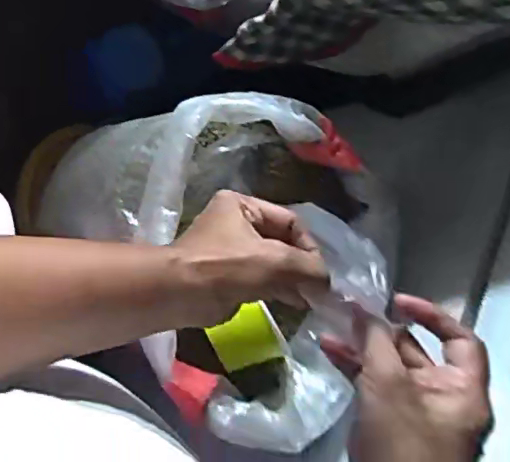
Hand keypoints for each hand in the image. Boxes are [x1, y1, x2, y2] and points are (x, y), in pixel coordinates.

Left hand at [170, 190, 330, 325]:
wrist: (182, 291)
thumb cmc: (226, 266)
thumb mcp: (273, 260)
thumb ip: (308, 267)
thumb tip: (327, 281)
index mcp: (241, 204)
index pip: (290, 220)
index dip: (309, 247)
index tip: (321, 275)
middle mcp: (236, 220)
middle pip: (283, 241)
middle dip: (303, 265)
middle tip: (323, 291)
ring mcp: (232, 247)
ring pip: (275, 261)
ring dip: (295, 279)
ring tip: (314, 301)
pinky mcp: (231, 272)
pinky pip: (264, 277)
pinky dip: (281, 288)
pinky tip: (297, 304)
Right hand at [328, 295, 491, 461]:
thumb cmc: (404, 439)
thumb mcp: (388, 382)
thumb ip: (375, 338)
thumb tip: (363, 308)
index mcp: (462, 391)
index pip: (462, 340)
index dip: (432, 314)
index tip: (395, 302)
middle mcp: (445, 397)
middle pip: (417, 349)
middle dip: (381, 327)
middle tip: (349, 309)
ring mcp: (418, 409)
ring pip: (392, 363)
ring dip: (362, 343)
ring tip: (332, 326)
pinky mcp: (394, 419)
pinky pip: (377, 380)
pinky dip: (355, 363)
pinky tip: (328, 349)